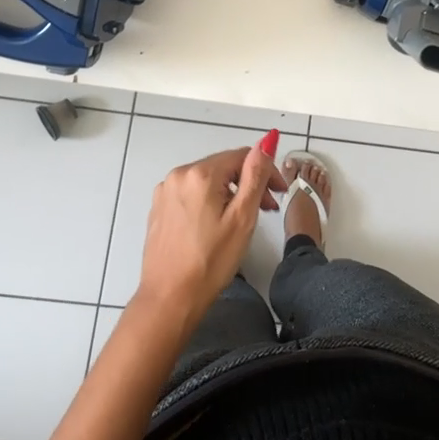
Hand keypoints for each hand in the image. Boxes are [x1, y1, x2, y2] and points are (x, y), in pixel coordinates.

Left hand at [136, 143, 286, 318]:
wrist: (169, 299)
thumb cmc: (211, 261)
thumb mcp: (242, 217)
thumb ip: (255, 175)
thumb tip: (267, 140)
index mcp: (200, 173)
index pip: (242, 156)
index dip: (266, 171)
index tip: (280, 195)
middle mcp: (178, 174)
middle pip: (223, 167)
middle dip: (248, 183)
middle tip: (267, 210)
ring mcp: (164, 191)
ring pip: (207, 181)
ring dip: (229, 193)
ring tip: (242, 221)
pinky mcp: (158, 208)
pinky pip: (191, 194)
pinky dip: (209, 202)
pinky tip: (216, 226)